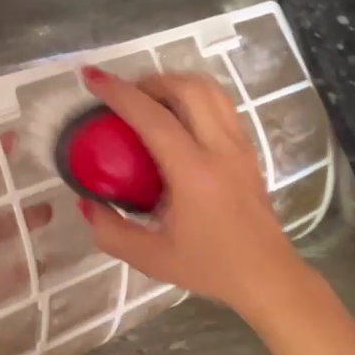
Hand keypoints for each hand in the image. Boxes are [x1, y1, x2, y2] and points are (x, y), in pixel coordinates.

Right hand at [76, 66, 312, 320]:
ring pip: (209, 89)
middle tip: (123, 94)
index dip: (118, 93)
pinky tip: (176, 117)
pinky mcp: (248, 149)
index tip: (92, 78)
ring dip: (174, 83)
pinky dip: (194, 96)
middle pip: (186, 88)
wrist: (267, 276)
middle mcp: (220, 149)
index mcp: (194, 173)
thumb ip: (111, 232)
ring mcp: (240, 145)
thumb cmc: (210, 267)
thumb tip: (86, 202)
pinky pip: (221, 104)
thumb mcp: (151, 258)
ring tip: (148, 99)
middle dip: (149, 80)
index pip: (152, 117)